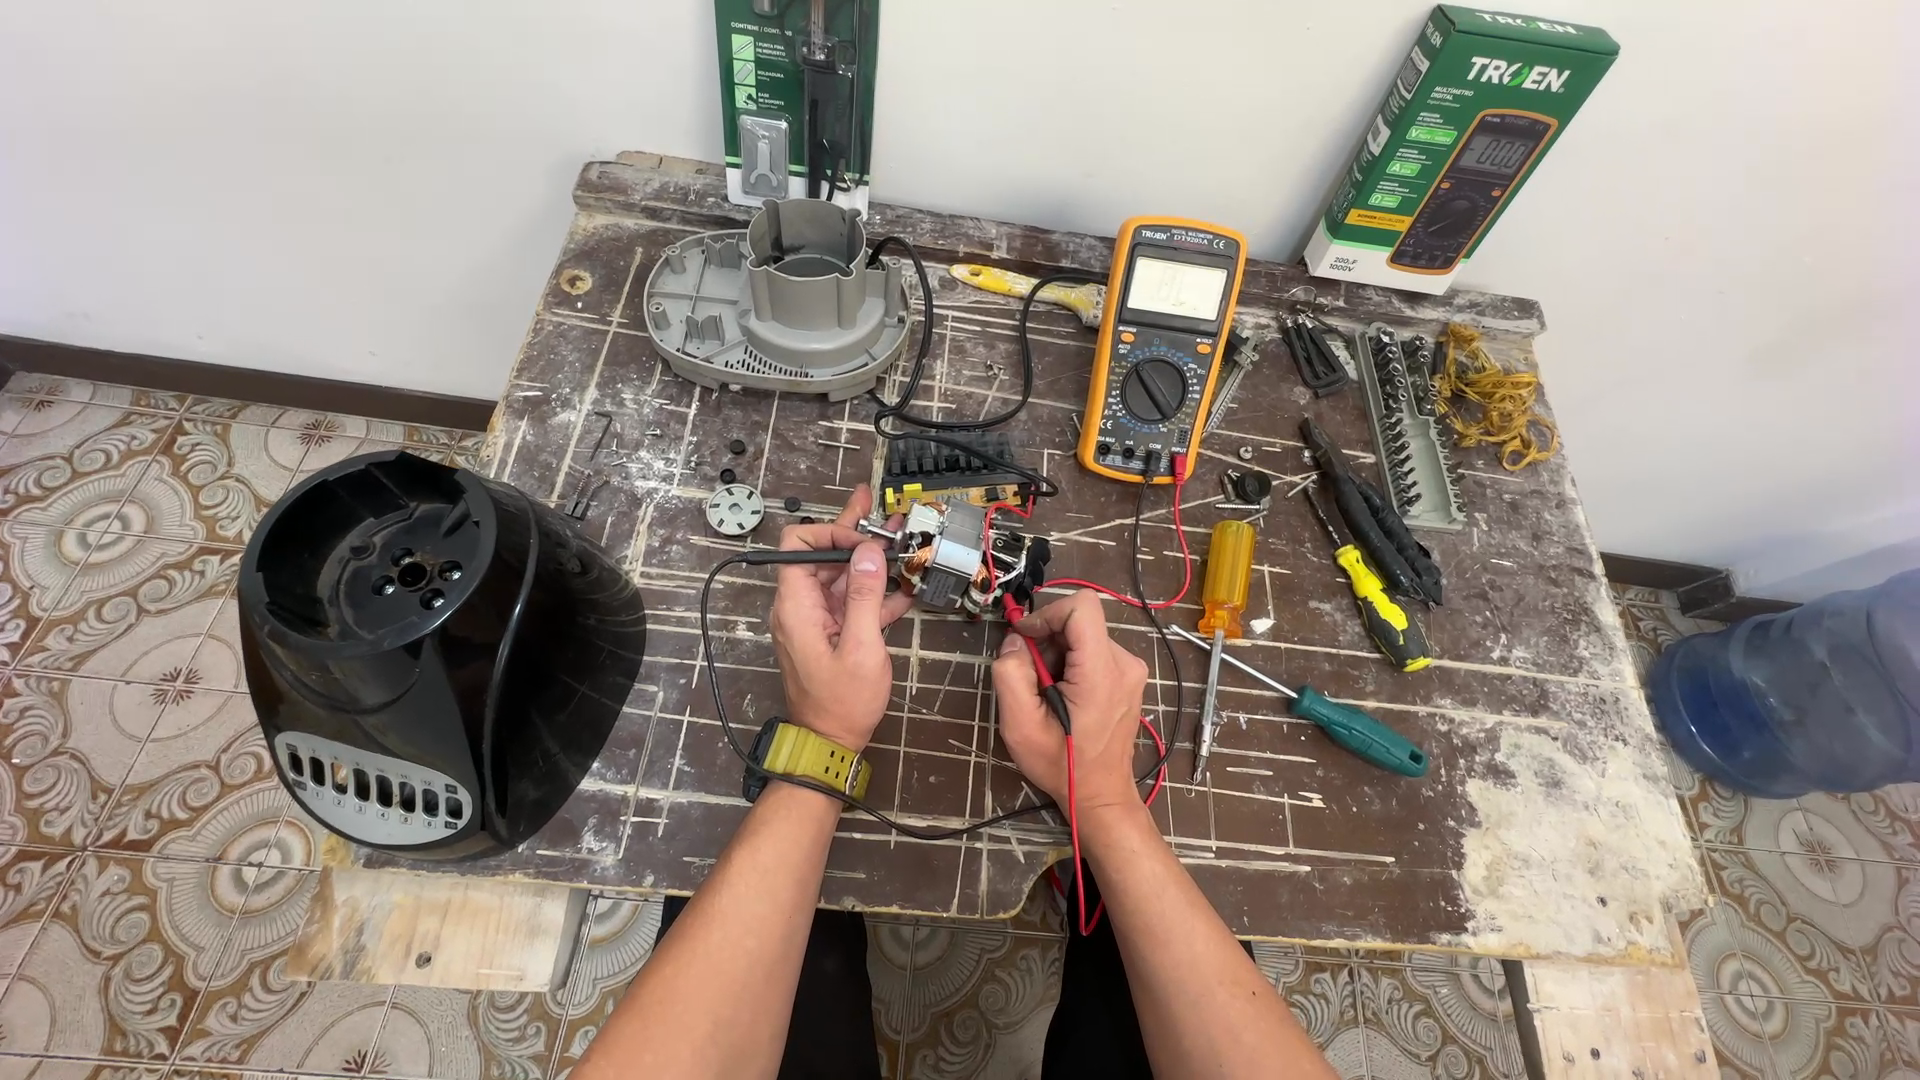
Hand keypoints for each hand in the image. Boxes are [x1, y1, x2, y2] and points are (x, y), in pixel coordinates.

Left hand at [768, 484, 910, 752]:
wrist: (831, 743)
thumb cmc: (841, 701)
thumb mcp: (860, 646)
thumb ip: (864, 596)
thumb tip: (869, 550)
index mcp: (796, 605)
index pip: (797, 546)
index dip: (829, 533)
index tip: (864, 542)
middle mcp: (801, 606)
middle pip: (822, 556)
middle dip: (853, 533)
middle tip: (878, 509)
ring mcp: (817, 619)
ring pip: (842, 577)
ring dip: (871, 561)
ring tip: (901, 540)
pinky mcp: (832, 632)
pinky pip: (851, 602)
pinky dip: (875, 592)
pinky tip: (904, 584)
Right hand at [991, 590, 1147, 811]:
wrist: (1099, 794)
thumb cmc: (1060, 763)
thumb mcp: (1019, 724)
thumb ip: (1011, 673)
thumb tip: (1016, 641)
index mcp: (1101, 672)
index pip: (1082, 606)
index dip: (1047, 613)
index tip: (1025, 639)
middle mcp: (1124, 663)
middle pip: (1078, 622)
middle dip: (1047, 642)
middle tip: (1034, 680)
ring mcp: (1130, 669)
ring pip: (1083, 635)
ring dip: (1058, 655)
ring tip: (1049, 692)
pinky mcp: (1128, 676)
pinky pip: (1092, 649)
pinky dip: (1072, 663)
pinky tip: (1065, 695)